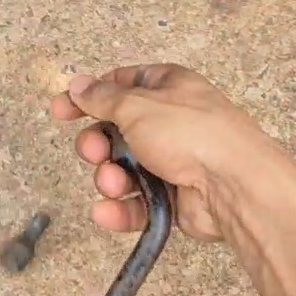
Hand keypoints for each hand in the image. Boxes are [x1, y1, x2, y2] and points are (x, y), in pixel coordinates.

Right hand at [49, 65, 288, 242]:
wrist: (234, 185)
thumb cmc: (191, 133)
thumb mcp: (137, 106)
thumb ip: (102, 98)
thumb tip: (78, 83)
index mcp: (167, 88)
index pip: (120, 84)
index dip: (89, 96)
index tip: (61, 109)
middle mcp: (170, 122)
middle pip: (116, 131)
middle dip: (97, 144)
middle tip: (93, 151)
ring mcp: (174, 161)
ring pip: (124, 169)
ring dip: (109, 177)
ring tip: (114, 183)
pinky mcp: (174, 198)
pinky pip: (137, 203)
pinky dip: (120, 209)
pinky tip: (106, 212)